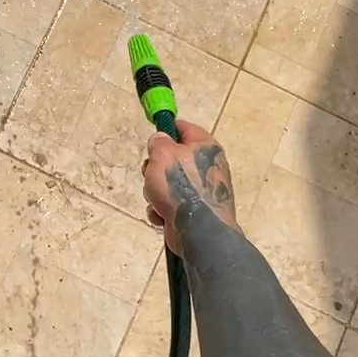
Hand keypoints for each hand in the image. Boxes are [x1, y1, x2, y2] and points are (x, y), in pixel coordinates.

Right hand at [142, 119, 238, 255]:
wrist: (197, 229)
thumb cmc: (180, 186)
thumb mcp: (163, 154)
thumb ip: (159, 142)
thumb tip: (161, 139)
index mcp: (205, 146)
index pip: (184, 127)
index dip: (167, 129)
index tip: (153, 136)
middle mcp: (207, 166)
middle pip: (172, 157)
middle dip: (155, 167)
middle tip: (150, 172)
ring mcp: (201, 190)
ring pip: (167, 183)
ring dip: (155, 191)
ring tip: (157, 199)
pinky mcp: (194, 210)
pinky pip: (170, 203)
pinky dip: (162, 209)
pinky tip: (162, 214)